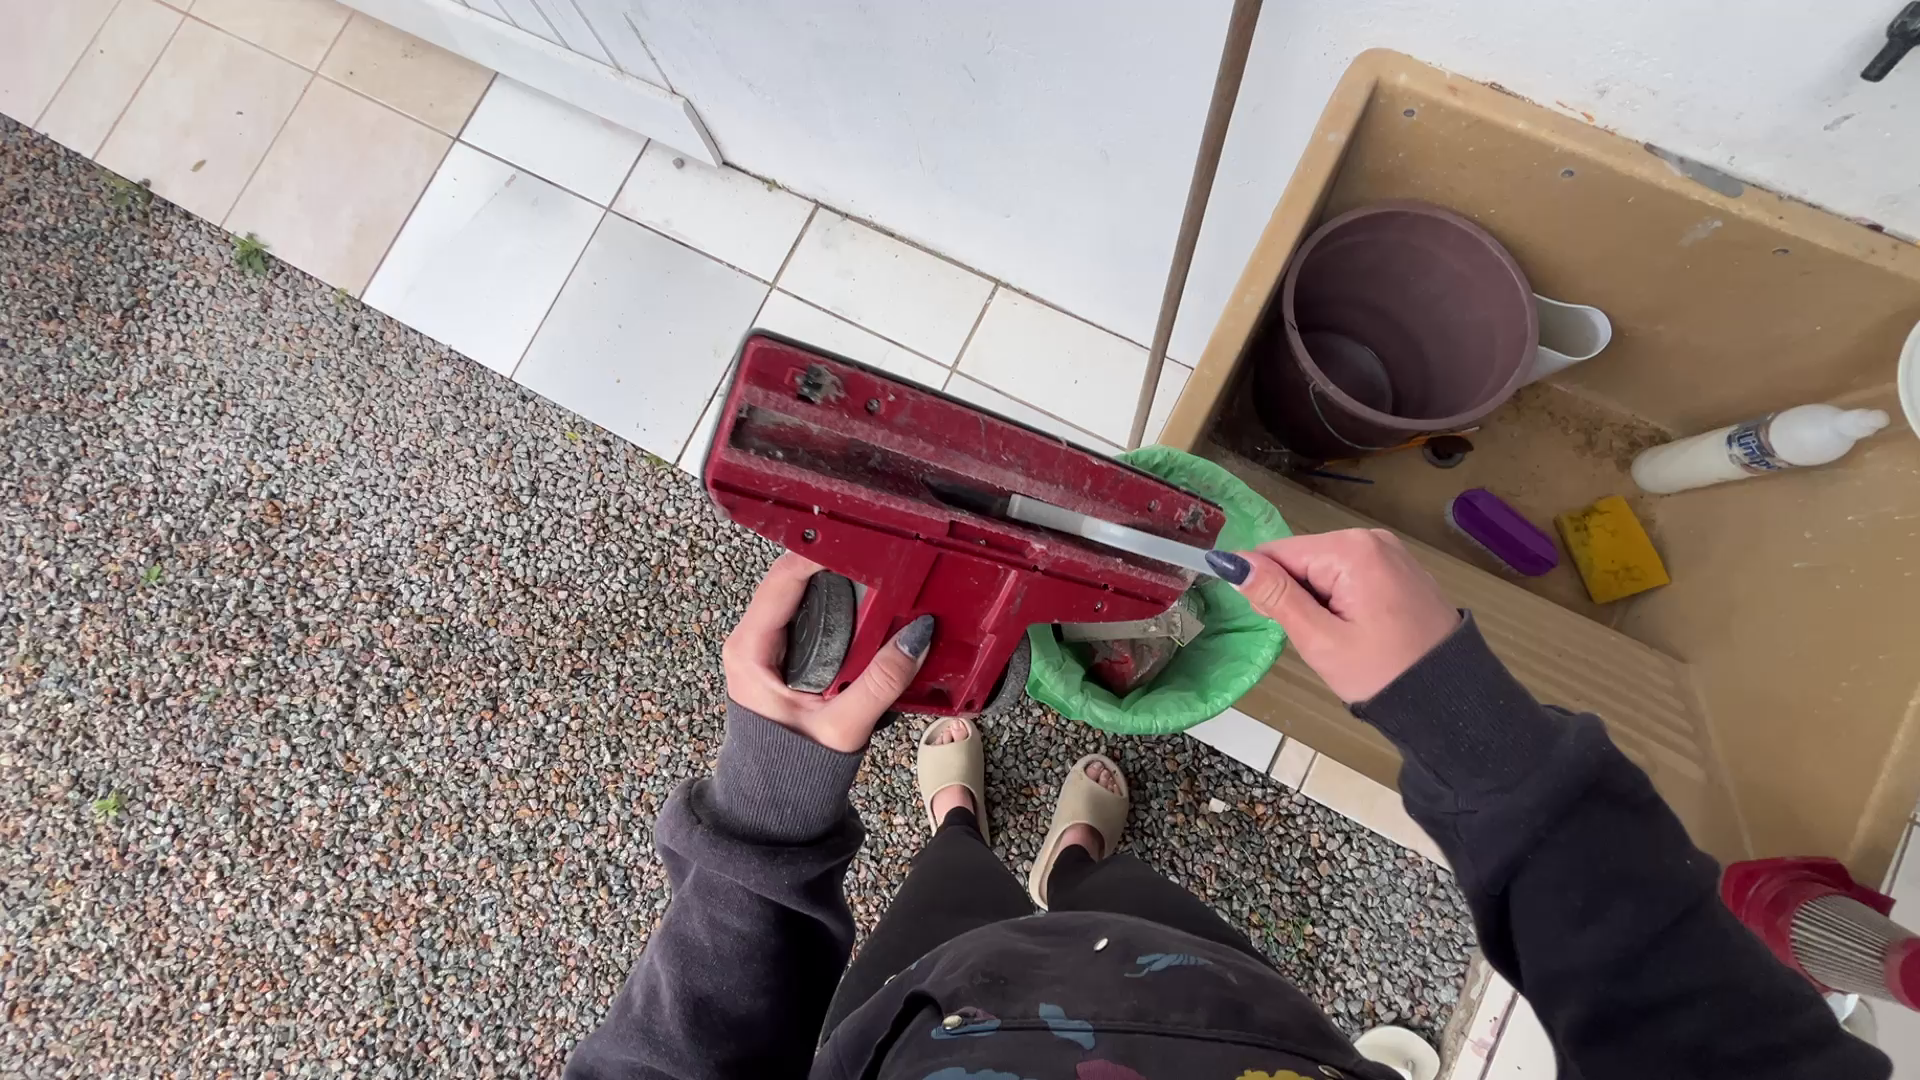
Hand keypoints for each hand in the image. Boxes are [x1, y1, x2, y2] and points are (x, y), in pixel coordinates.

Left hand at [723, 552, 934, 752]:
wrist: (776, 801)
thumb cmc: (792, 766)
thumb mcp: (842, 725)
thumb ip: (881, 682)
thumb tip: (915, 638)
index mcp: (751, 650)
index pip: (784, 580)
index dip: (820, 554)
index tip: (859, 541)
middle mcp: (753, 640)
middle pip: (795, 579)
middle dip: (838, 565)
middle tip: (879, 557)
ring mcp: (768, 646)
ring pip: (805, 595)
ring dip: (841, 585)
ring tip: (880, 576)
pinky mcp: (785, 655)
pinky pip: (812, 614)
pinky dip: (841, 607)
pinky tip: (869, 608)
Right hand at [1225, 529, 1459, 702]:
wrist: (1453, 701)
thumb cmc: (1381, 672)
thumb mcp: (1319, 638)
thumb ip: (1275, 595)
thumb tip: (1230, 563)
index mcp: (1351, 549)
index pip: (1277, 552)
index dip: (1264, 585)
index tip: (1273, 620)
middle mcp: (1370, 538)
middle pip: (1299, 557)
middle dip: (1292, 593)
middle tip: (1311, 635)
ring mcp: (1388, 552)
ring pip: (1320, 567)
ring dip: (1313, 598)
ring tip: (1334, 634)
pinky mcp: (1397, 568)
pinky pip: (1346, 573)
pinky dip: (1337, 598)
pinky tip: (1352, 626)